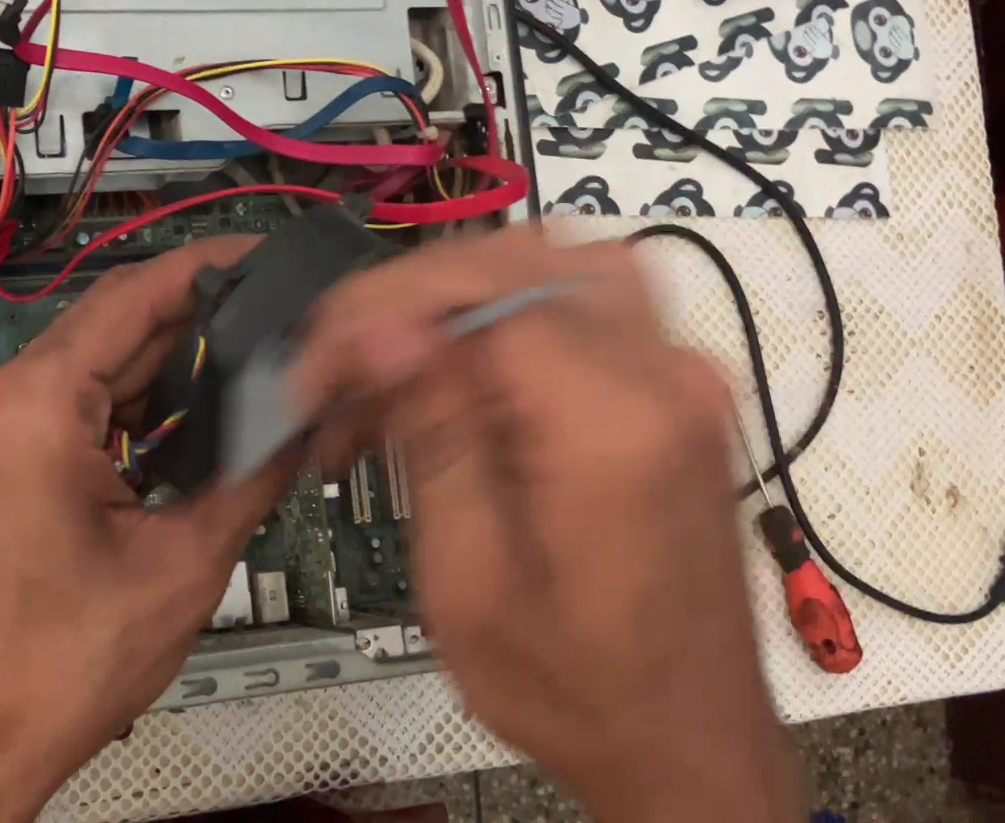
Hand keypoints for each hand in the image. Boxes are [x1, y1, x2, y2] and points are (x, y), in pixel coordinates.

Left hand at [0, 237, 286, 822]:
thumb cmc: (53, 670)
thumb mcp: (182, 566)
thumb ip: (250, 469)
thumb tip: (296, 412)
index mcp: (23, 414)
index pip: (126, 301)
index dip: (197, 270)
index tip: (246, 255)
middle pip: (98, 333)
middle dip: (179, 335)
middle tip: (249, 335)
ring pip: (68, 364)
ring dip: (138, 376)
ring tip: (208, 391)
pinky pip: (35, 395)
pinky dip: (95, 405)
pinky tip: (146, 428)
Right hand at [292, 229, 800, 822]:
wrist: (688, 747)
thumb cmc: (570, 688)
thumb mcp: (466, 579)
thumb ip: (433, 436)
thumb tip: (382, 330)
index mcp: (613, 427)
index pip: (481, 291)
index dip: (381, 310)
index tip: (317, 365)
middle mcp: (664, 375)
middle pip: (518, 257)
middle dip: (409, 296)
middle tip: (345, 364)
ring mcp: (677, 375)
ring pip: (547, 263)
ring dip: (452, 302)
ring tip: (389, 372)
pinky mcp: (669, 389)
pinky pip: (572, 307)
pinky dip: (494, 324)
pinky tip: (446, 385)